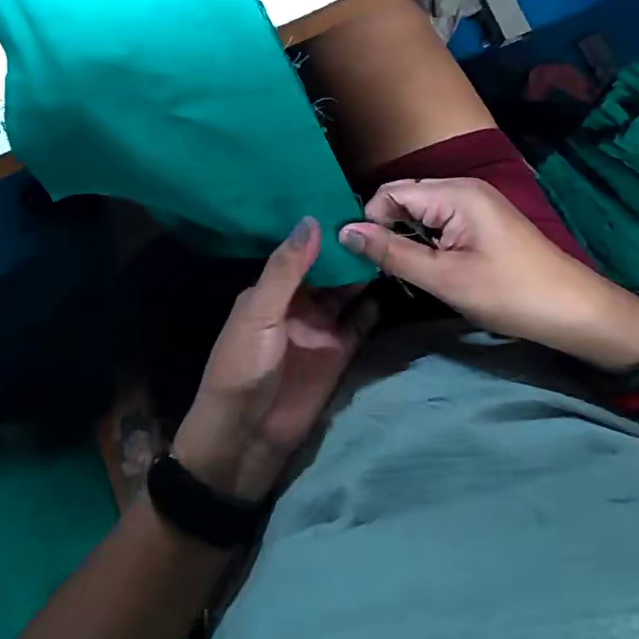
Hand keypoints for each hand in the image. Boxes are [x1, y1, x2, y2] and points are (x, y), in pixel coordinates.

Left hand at [171, 217, 376, 502]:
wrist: (247, 436)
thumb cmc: (243, 367)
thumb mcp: (259, 312)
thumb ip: (286, 269)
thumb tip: (311, 220)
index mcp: (272, 290)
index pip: (302, 251)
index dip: (324, 230)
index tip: (354, 202)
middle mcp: (299, 303)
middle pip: (329, 269)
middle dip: (350, 249)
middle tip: (386, 219)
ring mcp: (321, 328)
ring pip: (348, 292)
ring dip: (365, 273)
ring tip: (395, 245)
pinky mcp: (340, 352)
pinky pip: (361, 323)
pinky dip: (375, 306)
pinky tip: (394, 283)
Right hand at [339, 179, 638, 371]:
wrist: (573, 309)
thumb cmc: (509, 294)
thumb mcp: (444, 278)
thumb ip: (392, 253)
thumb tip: (344, 232)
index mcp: (455, 193)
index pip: (390, 193)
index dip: (370, 222)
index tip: (364, 260)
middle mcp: (464, 187)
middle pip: (405, 197)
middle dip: (386, 228)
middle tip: (380, 269)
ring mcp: (476, 202)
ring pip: (421, 211)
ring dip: (406, 237)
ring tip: (403, 271)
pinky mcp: (484, 220)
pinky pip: (440, 220)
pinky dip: (426, 241)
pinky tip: (428, 267)